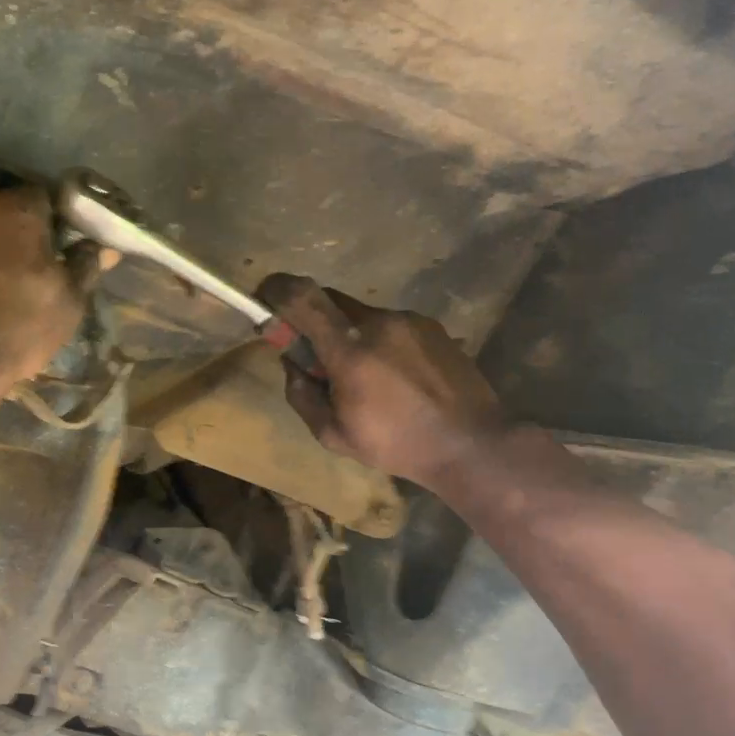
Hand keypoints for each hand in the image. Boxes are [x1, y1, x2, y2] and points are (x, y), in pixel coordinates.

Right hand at [258, 274, 506, 487]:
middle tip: (318, 361)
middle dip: (314, 322)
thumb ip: (302, 396)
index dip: (278, 290)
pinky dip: (378, 343)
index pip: (304, 299)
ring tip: (364, 379)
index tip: (264, 296)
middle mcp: (378, 323)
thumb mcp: (333, 434)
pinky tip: (393, 377)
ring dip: (349, 337)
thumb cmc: (396, 445)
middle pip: (331, 301)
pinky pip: (389, 325)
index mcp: (350, 351)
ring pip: (361, 316)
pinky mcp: (431, 326)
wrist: (471, 442)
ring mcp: (409, 321)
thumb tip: (293, 366)